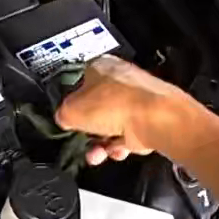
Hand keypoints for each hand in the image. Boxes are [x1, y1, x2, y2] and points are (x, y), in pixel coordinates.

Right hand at [55, 55, 205, 165]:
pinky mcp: (148, 119)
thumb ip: (63, 114)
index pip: (78, 83)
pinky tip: (116, 150)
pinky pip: (127, 136)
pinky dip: (119, 146)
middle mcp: (120, 80)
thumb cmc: (119, 104)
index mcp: (100, 66)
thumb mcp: (71, 110)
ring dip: (101, 143)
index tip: (66, 119)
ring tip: (97, 153)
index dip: (70, 103)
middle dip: (87, 130)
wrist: (155, 120)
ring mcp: (136, 100)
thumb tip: (63, 119)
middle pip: (95, 109)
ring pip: (111, 125)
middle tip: (82, 139)